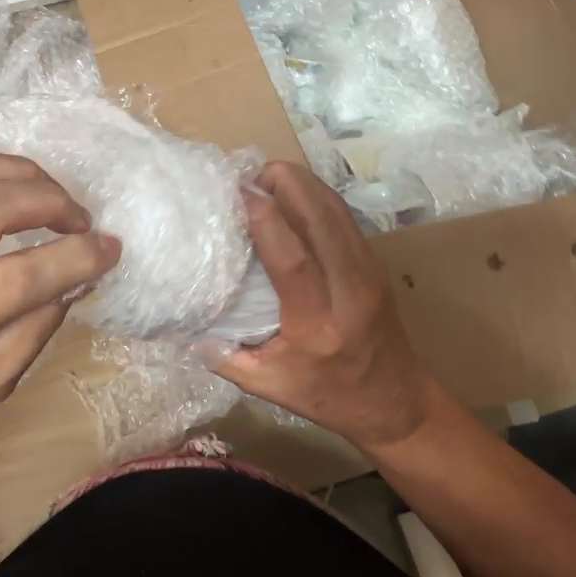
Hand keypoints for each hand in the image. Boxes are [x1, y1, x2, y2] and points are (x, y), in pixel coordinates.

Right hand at [208, 161, 434, 449]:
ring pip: (335, 208)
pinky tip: (290, 191)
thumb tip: (178, 325)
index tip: (237, 194)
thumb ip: (223, 356)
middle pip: (321, 218)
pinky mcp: (374, 260)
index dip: (266, 220)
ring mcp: (368, 270)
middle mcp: (349, 289)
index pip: (293, 259)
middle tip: (246, 174)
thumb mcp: (268, 386)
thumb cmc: (327, 395)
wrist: (397, 402)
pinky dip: (314, 193)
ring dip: (300, 183)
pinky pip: (343, 214)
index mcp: (318, 324)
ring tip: (263, 177)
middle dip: (285, 184)